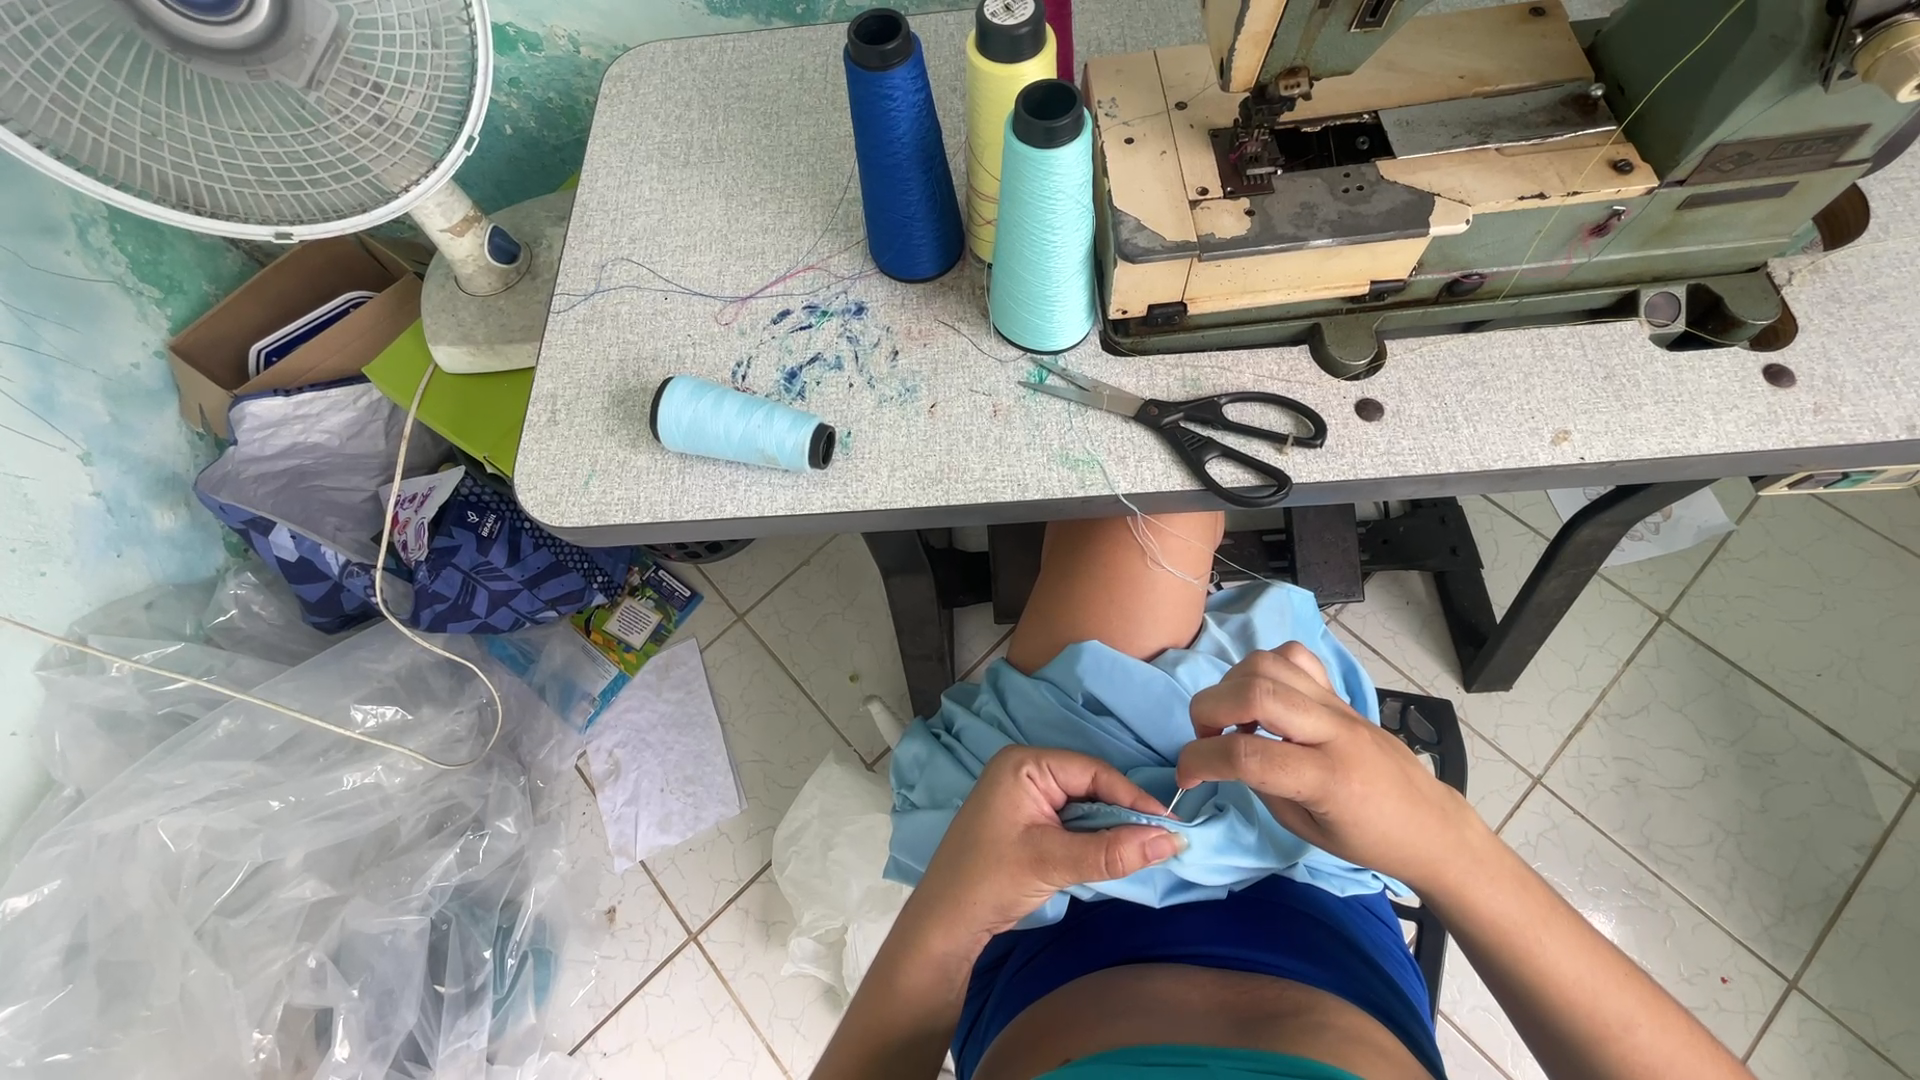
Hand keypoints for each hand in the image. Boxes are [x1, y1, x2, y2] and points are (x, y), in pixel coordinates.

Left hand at [914, 746, 1184, 937]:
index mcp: (1024, 764)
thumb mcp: (1054, 863)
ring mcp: (1024, 795)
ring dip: (1111, 828)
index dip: (1134, 798)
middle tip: (1164, 840)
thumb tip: (1172, 840)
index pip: (1093, 771)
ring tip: (1147, 848)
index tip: (1172, 826)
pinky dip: (1093, 837)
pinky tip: (1115, 853)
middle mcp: (1024, 770)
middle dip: (1125, 813)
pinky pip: (1071, 820)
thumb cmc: (990, 880)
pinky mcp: (1027, 819)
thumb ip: (1112, 850)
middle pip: (1090, 785)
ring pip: (1084, 805)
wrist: (944, 923)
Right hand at [1174, 643, 1486, 891]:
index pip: (1245, 754)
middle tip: (1205, 738)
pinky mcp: (1342, 693)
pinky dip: (1265, 670)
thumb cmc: (1369, 840)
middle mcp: (1332, 731)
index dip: (1198, 761)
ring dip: (1231, 685)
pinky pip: (1296, 657)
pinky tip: (1263, 700)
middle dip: (1207, 709)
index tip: (1186, 778)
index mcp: (1327, 779)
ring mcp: (1339, 705)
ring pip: (1269, 662)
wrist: (1432, 826)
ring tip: (1233, 719)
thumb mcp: (1304, 828)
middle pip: (1254, 691)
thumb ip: (1260, 785)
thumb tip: (1224, 755)